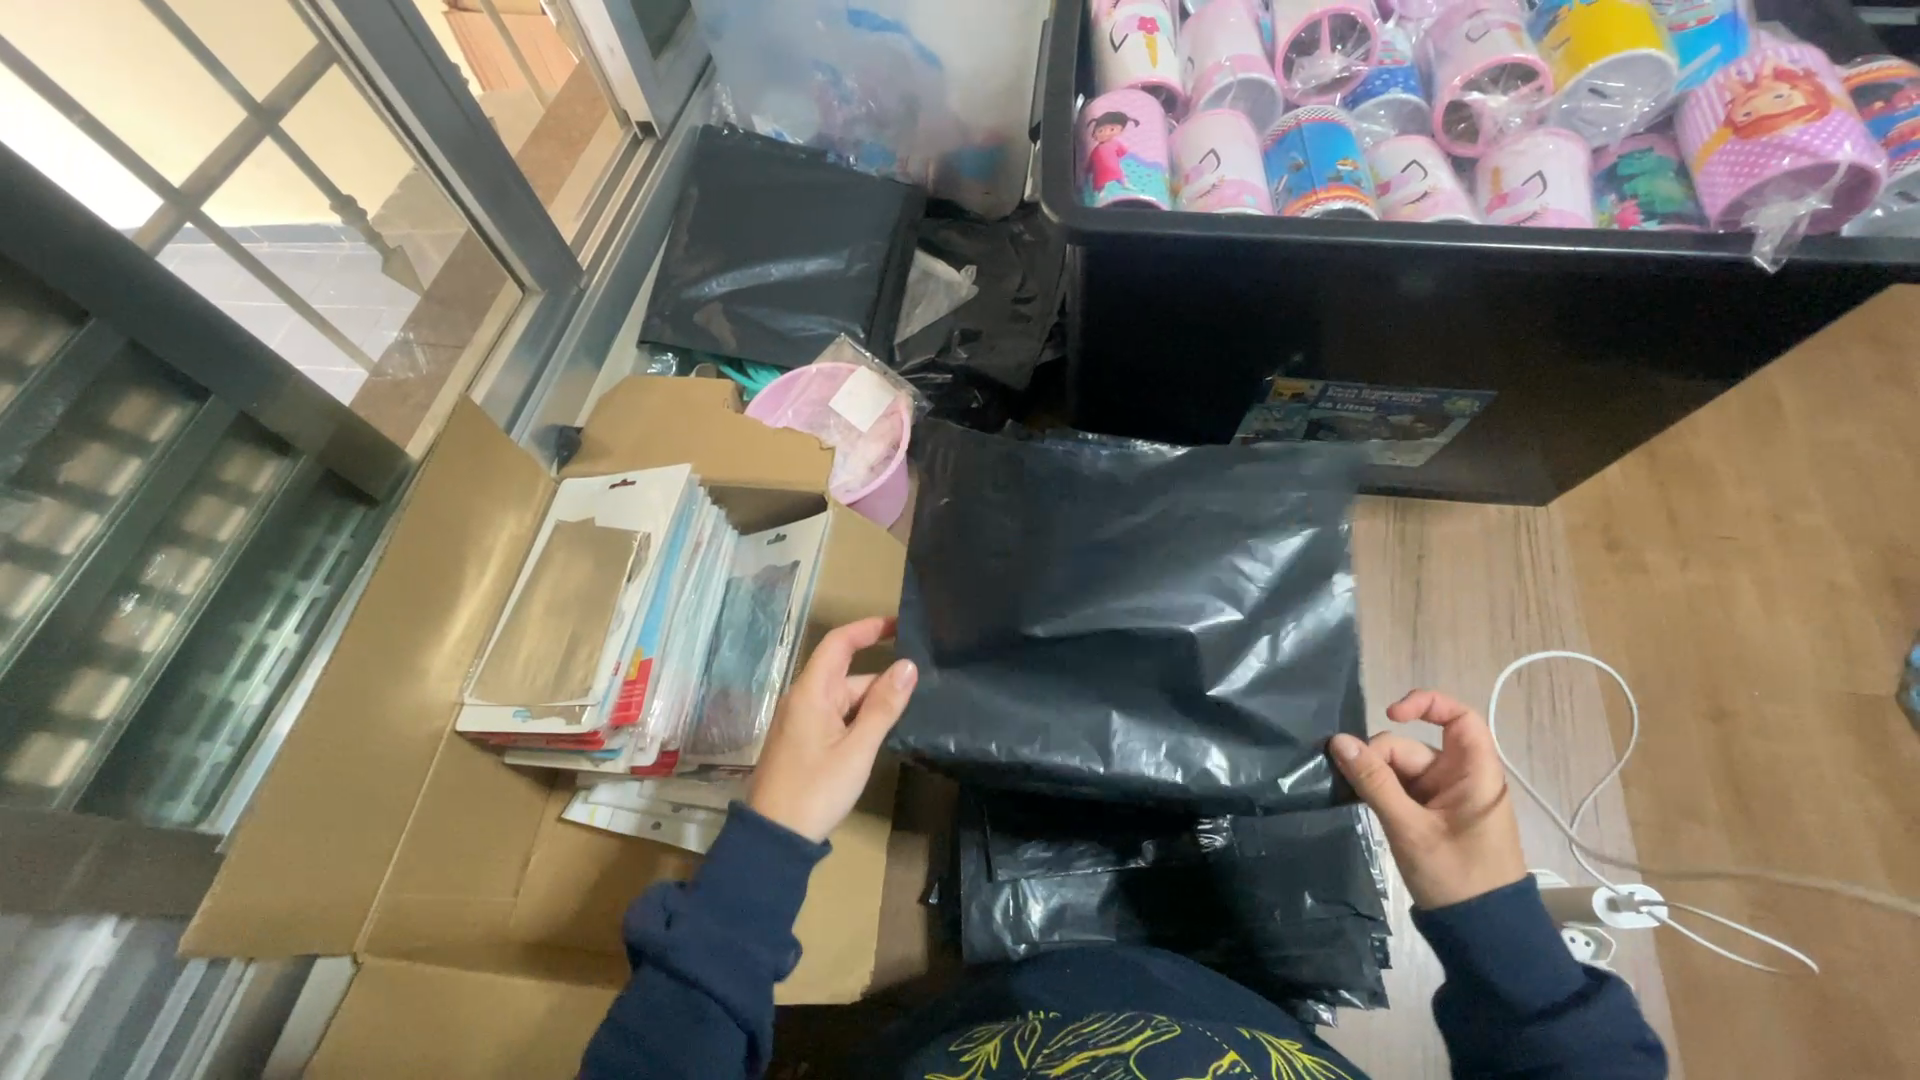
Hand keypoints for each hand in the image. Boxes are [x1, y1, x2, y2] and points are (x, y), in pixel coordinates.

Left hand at [747, 617, 916, 843]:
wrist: (774, 836)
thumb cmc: (816, 790)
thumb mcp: (857, 749)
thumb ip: (883, 706)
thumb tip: (908, 666)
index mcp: (811, 692)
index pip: (839, 643)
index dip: (867, 628)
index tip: (898, 624)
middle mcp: (803, 699)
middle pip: (846, 674)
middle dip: (880, 679)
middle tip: (919, 689)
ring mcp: (800, 720)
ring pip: (843, 698)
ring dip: (871, 703)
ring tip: (907, 713)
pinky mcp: (802, 740)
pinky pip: (835, 716)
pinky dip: (858, 718)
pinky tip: (879, 733)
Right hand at [1330, 690, 1527, 909]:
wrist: (1481, 933)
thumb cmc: (1457, 877)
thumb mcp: (1410, 828)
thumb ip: (1374, 782)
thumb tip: (1338, 741)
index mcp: (1475, 775)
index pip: (1459, 718)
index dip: (1426, 704)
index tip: (1389, 715)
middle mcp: (1461, 779)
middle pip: (1412, 746)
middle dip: (1379, 757)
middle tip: (1354, 783)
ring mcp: (1445, 798)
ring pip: (1400, 768)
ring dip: (1375, 777)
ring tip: (1353, 796)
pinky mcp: (1431, 815)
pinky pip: (1399, 788)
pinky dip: (1379, 791)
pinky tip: (1360, 801)